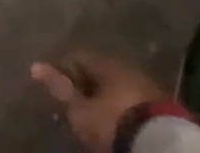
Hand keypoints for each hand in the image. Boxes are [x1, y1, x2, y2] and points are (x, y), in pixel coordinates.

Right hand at [31, 48, 167, 152]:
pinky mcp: (164, 103)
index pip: (77, 55)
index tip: (54, 83)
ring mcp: (148, 83)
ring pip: (119, 84)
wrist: (162, 145)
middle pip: (100, 70)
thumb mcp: (80, 110)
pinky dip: (124, 104)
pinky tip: (119, 116)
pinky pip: (135, 98)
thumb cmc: (113, 122)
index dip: (62, 68)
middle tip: (76, 99)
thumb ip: (59, 87)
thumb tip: (35, 65)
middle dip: (87, 83)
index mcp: (105, 61)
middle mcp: (126, 65)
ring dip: (107, 94)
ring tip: (97, 111)